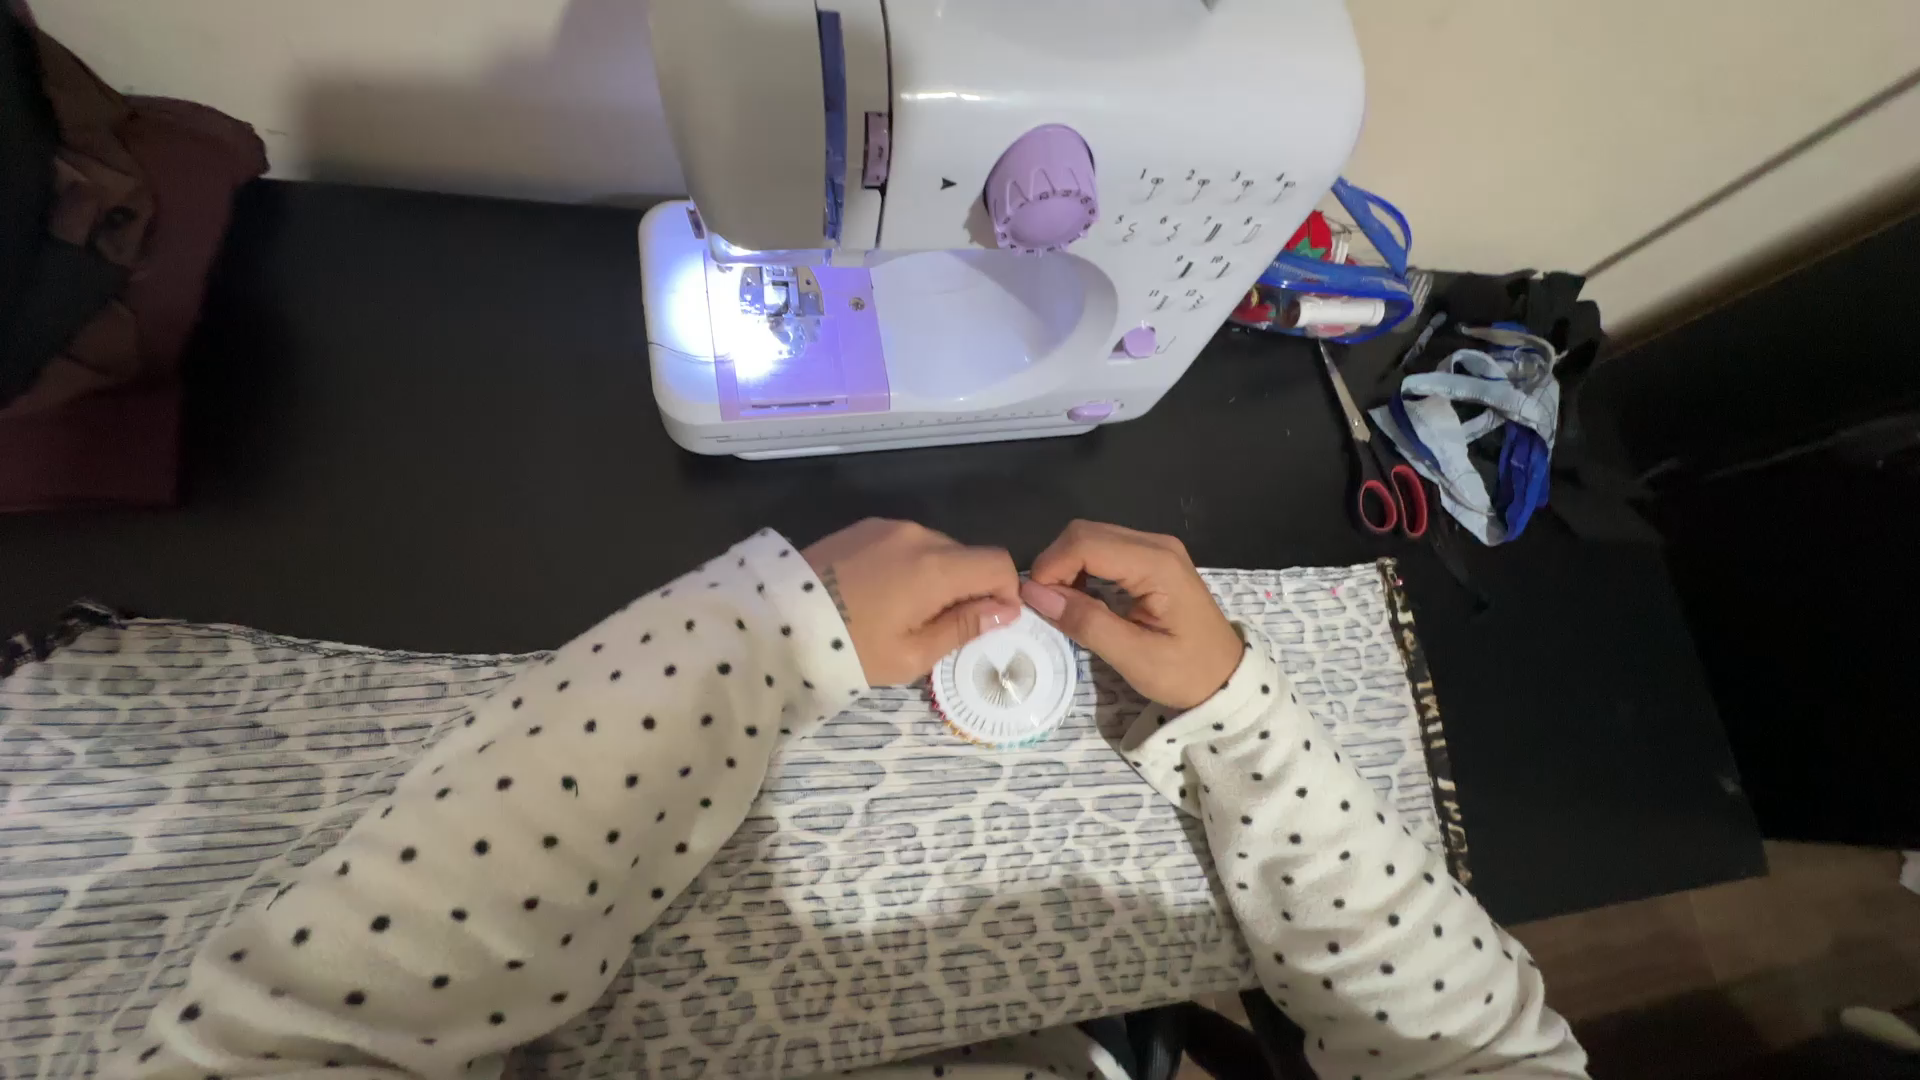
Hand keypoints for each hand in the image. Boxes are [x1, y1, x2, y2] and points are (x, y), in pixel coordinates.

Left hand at [804, 519, 1022, 685]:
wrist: (778, 620)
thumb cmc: (850, 647)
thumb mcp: (911, 654)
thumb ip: (963, 627)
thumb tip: (1005, 609)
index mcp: (936, 566)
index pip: (997, 563)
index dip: (1005, 591)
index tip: (989, 620)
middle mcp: (918, 535)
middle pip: (967, 556)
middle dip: (967, 588)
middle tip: (938, 626)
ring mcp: (889, 526)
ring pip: (936, 549)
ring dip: (937, 576)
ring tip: (903, 610)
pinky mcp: (865, 526)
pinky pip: (906, 543)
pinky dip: (909, 565)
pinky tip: (881, 592)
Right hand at [1021, 520, 1241, 708]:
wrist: (1228, 679)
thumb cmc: (1187, 673)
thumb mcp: (1135, 658)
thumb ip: (1086, 622)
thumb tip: (1035, 595)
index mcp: (1156, 564)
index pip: (1085, 543)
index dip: (1052, 567)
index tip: (1036, 602)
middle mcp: (1156, 544)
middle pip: (1085, 533)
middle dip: (1056, 564)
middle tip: (1047, 605)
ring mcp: (1155, 548)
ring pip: (1091, 537)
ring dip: (1067, 565)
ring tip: (1063, 604)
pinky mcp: (1151, 557)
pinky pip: (1104, 548)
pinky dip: (1082, 567)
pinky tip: (1082, 596)